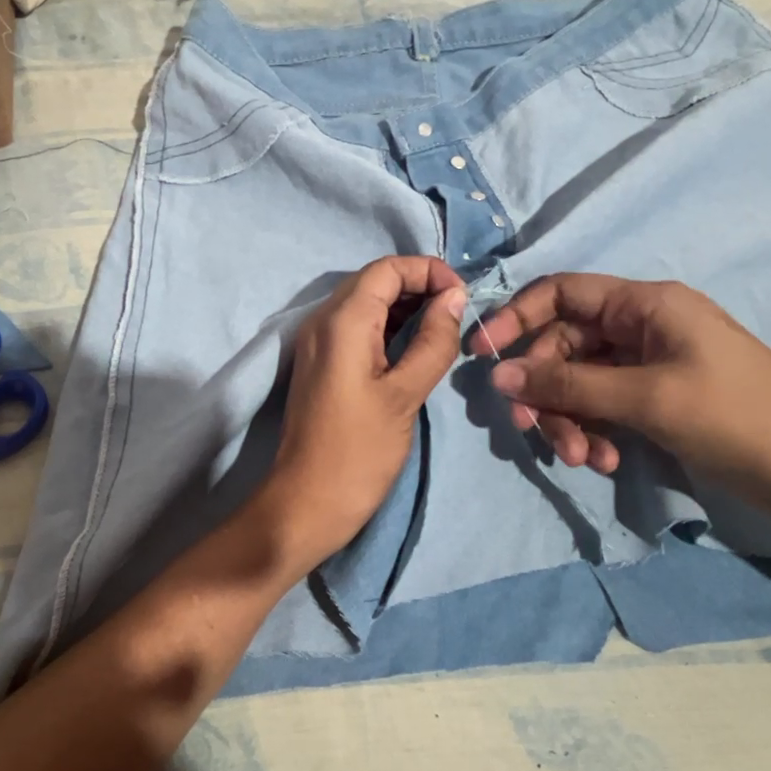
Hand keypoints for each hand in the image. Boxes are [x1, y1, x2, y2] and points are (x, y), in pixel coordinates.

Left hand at [260, 256, 466, 566]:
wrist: (307, 501)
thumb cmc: (359, 452)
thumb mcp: (405, 395)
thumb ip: (432, 342)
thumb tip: (453, 299)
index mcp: (341, 321)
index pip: (386, 269)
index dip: (427, 271)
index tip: (463, 295)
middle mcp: (323, 322)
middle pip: (374, 281)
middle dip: (419, 286)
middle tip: (459, 312)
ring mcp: (318, 343)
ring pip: (366, 304)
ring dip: (406, 307)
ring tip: (446, 329)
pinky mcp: (321, 364)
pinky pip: (357, 328)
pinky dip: (388, 327)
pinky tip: (417, 346)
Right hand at [471, 273, 770, 517]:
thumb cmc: (738, 418)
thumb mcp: (646, 399)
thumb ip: (567, 386)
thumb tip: (497, 375)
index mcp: (646, 305)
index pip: (562, 292)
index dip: (517, 318)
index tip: (483, 356)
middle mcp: (643, 327)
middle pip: (564, 345)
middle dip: (545, 388)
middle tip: (531, 429)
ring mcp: (651, 365)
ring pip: (580, 381)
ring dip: (568, 417)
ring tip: (579, 456)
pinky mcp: (658, 400)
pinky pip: (604, 406)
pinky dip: (593, 430)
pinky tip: (601, 460)